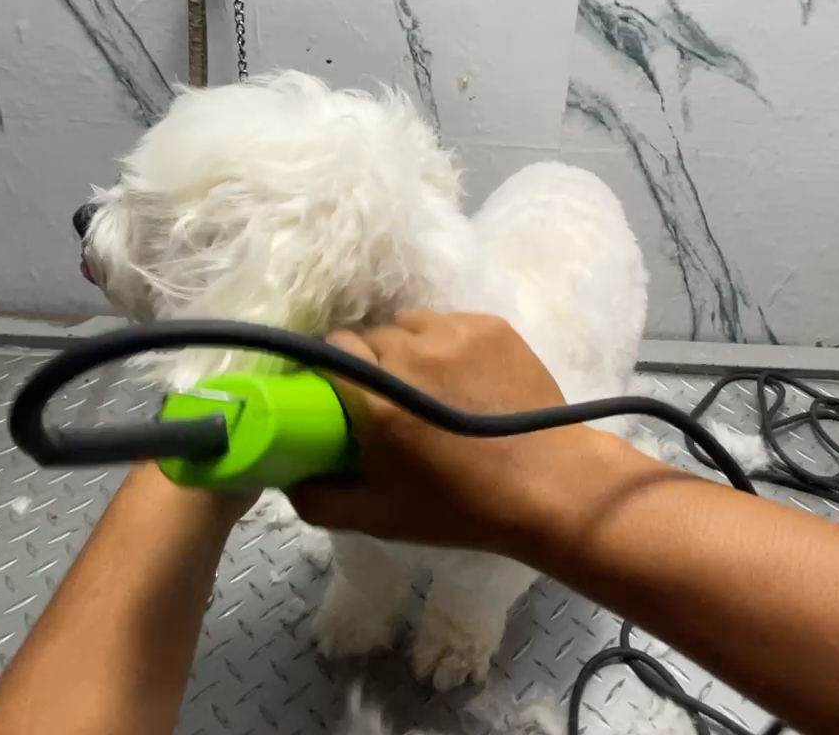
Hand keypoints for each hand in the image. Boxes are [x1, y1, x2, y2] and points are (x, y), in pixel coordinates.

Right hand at [287, 310, 645, 554]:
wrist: (550, 484)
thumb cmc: (461, 506)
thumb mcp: (380, 516)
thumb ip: (319, 498)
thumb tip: (289, 476)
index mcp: (378, 394)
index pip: (331, 349)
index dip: (332, 370)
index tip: (342, 395)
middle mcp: (412, 350)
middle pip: (371, 336)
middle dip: (372, 363)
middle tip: (390, 399)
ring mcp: (455, 331)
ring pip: (409, 323)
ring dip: (408, 348)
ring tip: (428, 384)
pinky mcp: (490, 324)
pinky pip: (448, 322)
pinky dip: (444, 342)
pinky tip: (461, 376)